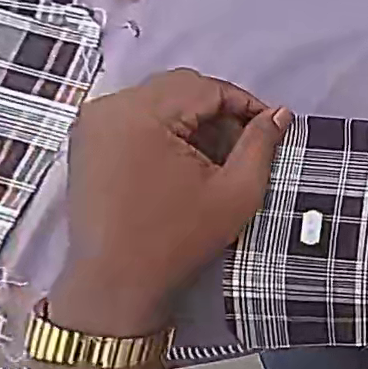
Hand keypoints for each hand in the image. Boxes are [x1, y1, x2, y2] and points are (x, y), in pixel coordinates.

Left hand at [51, 70, 290, 336]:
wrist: (118, 280)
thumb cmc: (180, 238)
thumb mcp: (237, 191)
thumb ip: (261, 144)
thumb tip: (280, 114)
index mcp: (143, 114)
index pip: (206, 87)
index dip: (245, 103)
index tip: (270, 126)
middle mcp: (110, 108)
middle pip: (179, 87)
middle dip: (219, 109)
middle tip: (247, 142)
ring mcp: (92, 124)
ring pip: (158, 100)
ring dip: (194, 119)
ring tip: (218, 155)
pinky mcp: (87, 142)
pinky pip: (136, 117)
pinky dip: (167, 129)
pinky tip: (187, 161)